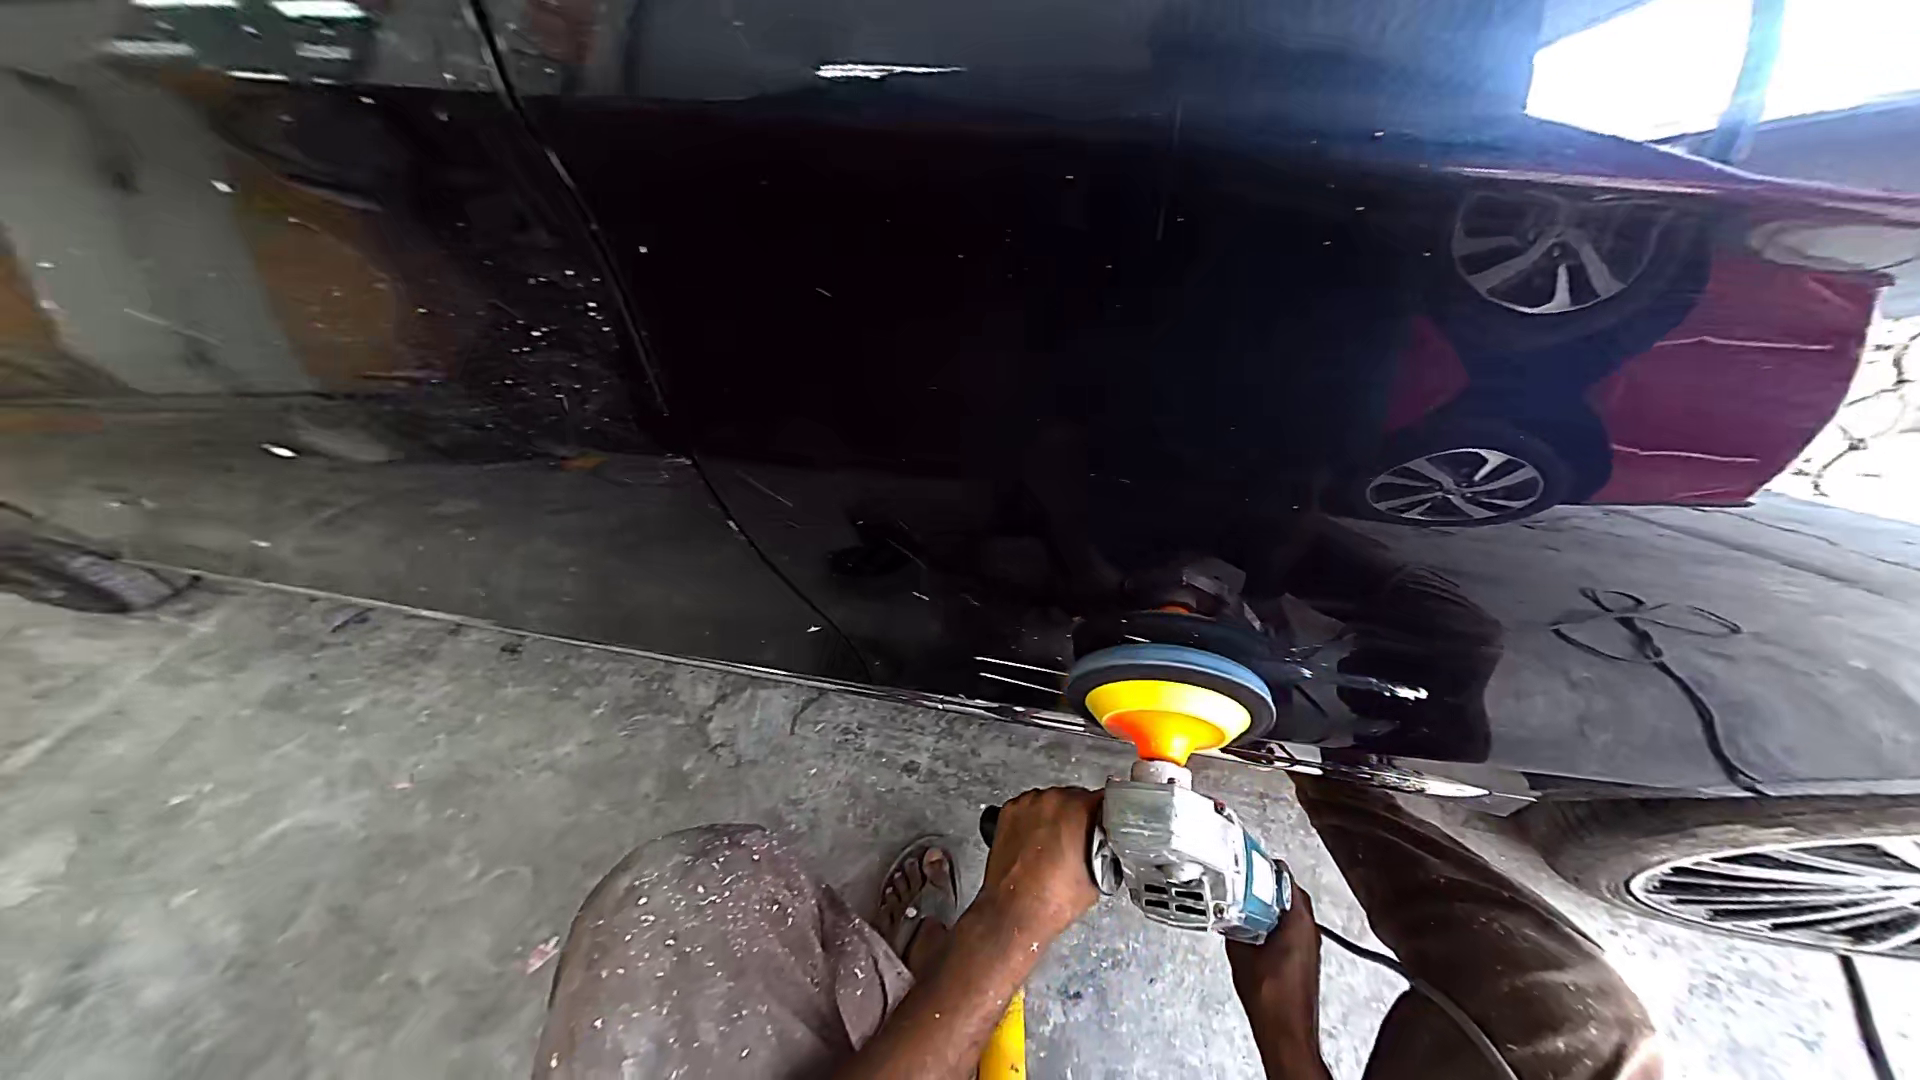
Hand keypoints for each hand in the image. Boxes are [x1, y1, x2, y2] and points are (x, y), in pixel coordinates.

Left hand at [976, 786, 1102, 941]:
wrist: (1015, 910)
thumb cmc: (1053, 898)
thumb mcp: (1098, 876)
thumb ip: (1104, 849)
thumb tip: (1105, 844)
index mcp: (1077, 809)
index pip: (1100, 798)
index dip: (1105, 811)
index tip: (1105, 820)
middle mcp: (1051, 799)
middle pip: (1073, 796)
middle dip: (1078, 814)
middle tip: (1079, 838)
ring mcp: (1027, 803)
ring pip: (1049, 801)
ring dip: (1054, 815)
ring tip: (1053, 842)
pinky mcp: (1008, 810)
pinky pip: (1027, 807)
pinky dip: (1032, 819)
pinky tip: (1034, 841)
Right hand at [1227, 885, 1330, 1079]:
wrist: (1284, 1031)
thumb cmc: (1269, 996)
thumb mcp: (1240, 951)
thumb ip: (1234, 925)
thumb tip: (1227, 914)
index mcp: (1299, 925)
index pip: (1289, 881)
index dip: (1269, 867)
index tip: (1254, 859)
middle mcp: (1310, 934)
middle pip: (1292, 895)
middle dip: (1270, 884)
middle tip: (1248, 877)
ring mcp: (1310, 949)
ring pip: (1292, 913)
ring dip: (1272, 903)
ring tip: (1248, 900)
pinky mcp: (1305, 961)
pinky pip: (1292, 929)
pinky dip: (1275, 921)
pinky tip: (1255, 928)